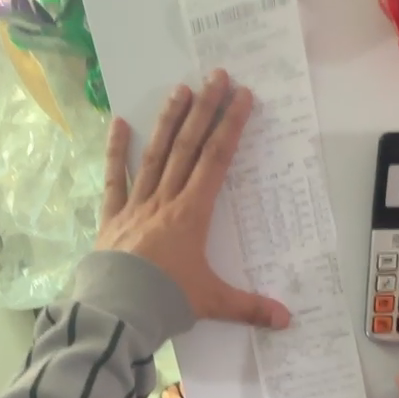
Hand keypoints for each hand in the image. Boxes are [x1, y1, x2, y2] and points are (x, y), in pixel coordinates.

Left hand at [98, 71, 290, 329]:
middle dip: (204, 111)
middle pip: (186, 148)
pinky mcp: (112, 219)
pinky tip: (119, 123)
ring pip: (154, 155)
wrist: (119, 310)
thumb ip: (248, 308)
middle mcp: (164, 201)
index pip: (215, 161)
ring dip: (168, 122)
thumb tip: (286, 320)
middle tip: (215, 77)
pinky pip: (114, 180)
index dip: (230, 127)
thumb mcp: (211, 303)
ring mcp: (136, 207)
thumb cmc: (166, 302)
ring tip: (180, 90)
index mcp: (191, 215)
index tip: (242, 97)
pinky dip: (116, 152)